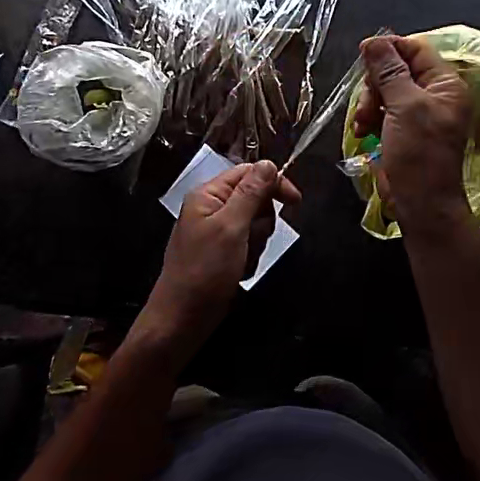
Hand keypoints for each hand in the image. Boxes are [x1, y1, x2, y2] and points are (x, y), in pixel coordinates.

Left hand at [135, 161, 301, 365]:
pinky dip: (250, 258)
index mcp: (208, 194)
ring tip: (242, 260)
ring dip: (256, 243)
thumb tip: (269, 163)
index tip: (295, 202)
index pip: (249, 173)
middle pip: (255, 199)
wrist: (183, 317)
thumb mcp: (231, 227)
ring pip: (256, 224)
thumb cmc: (205, 270)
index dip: (274, 184)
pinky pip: (249, 245)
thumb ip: (251, 193)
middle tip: (250, 241)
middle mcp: (212, 208)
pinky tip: (240, 271)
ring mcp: (217, 231)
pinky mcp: (223, 252)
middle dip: (262, 222)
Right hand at [351, 35, 473, 234]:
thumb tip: (373, 41)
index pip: (416, 50)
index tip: (362, 54)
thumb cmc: (418, 153)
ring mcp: (418, 115)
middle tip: (365, 104)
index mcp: (445, 85)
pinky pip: (382, 112)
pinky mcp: (403, 131)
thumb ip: (388, 71)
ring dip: (368, 104)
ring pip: (384, 92)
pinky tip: (362, 133)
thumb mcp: (404, 107)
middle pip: (396, 70)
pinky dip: (369, 119)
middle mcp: (434, 96)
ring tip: (361, 125)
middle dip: (375, 84)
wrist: (420, 202)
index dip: (389, 49)